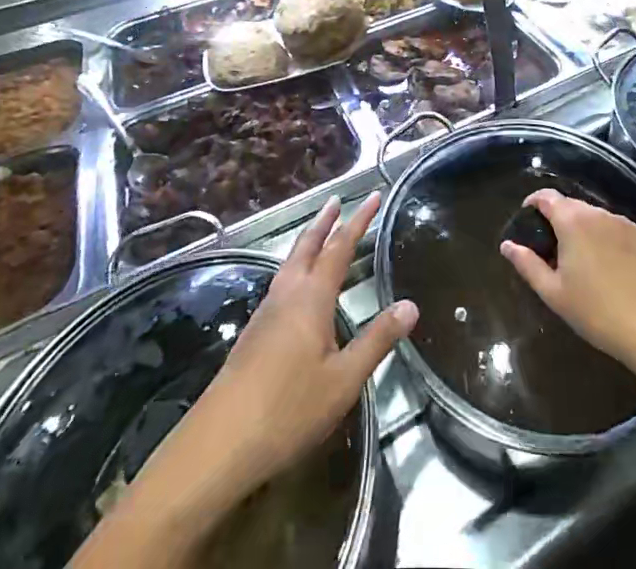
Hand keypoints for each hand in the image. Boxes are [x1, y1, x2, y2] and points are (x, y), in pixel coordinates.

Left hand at [145, 193, 417, 507]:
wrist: (224, 437)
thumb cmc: (291, 407)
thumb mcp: (345, 378)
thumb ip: (377, 340)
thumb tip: (410, 305)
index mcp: (311, 298)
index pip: (339, 249)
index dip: (358, 221)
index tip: (372, 197)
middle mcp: (286, 295)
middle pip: (306, 247)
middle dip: (325, 222)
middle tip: (337, 199)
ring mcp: (266, 312)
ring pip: (290, 264)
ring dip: (307, 242)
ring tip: (319, 232)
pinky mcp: (255, 332)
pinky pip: (280, 283)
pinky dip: (296, 268)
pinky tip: (297, 287)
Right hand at [500, 188, 635, 369]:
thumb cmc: (593, 311)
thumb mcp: (551, 291)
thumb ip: (526, 263)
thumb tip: (507, 245)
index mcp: (572, 222)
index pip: (546, 197)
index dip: (532, 203)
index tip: (526, 221)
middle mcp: (598, 214)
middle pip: (570, 204)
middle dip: (556, 217)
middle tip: (549, 246)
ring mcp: (623, 223)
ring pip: (592, 214)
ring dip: (579, 225)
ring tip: (577, 255)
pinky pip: (612, 225)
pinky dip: (601, 234)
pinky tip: (603, 260)